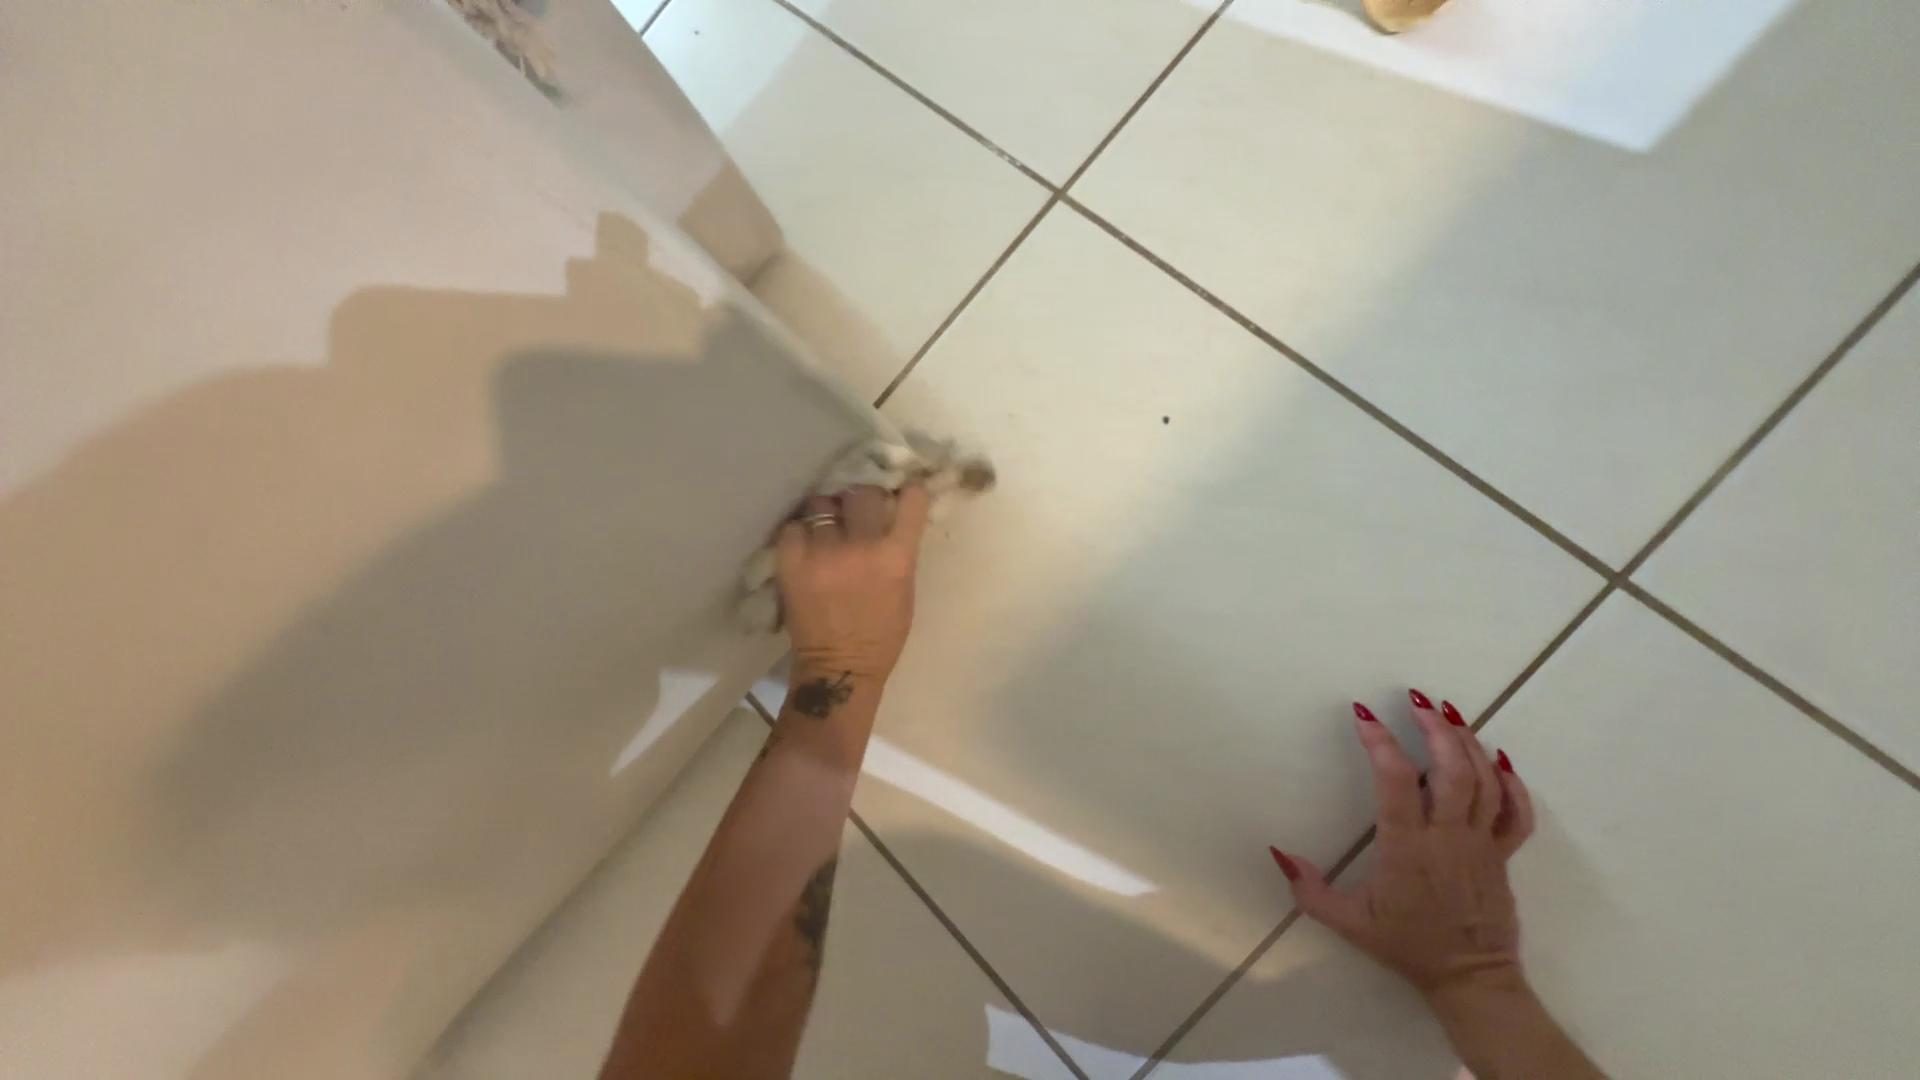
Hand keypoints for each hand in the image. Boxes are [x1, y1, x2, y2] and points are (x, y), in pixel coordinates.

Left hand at [776, 485, 931, 681]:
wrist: (840, 668)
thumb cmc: (883, 633)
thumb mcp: (905, 588)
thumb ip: (899, 549)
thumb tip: (891, 516)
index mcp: (896, 557)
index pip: (910, 501)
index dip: (908, 492)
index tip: (903, 491)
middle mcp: (860, 547)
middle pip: (862, 494)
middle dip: (862, 500)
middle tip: (858, 512)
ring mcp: (822, 553)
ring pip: (823, 505)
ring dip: (828, 513)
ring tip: (827, 527)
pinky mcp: (790, 562)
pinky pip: (793, 526)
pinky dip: (801, 532)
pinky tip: (806, 545)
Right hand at [1272, 690, 1535, 1000]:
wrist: (1472, 979)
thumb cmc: (1406, 945)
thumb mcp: (1347, 921)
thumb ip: (1309, 889)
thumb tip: (1278, 851)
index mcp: (1408, 847)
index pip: (1396, 781)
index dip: (1380, 742)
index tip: (1363, 714)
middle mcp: (1448, 837)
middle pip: (1452, 771)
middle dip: (1434, 729)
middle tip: (1416, 699)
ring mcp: (1481, 844)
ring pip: (1484, 783)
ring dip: (1467, 742)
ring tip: (1449, 711)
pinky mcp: (1502, 855)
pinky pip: (1515, 813)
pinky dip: (1511, 782)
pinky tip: (1496, 757)